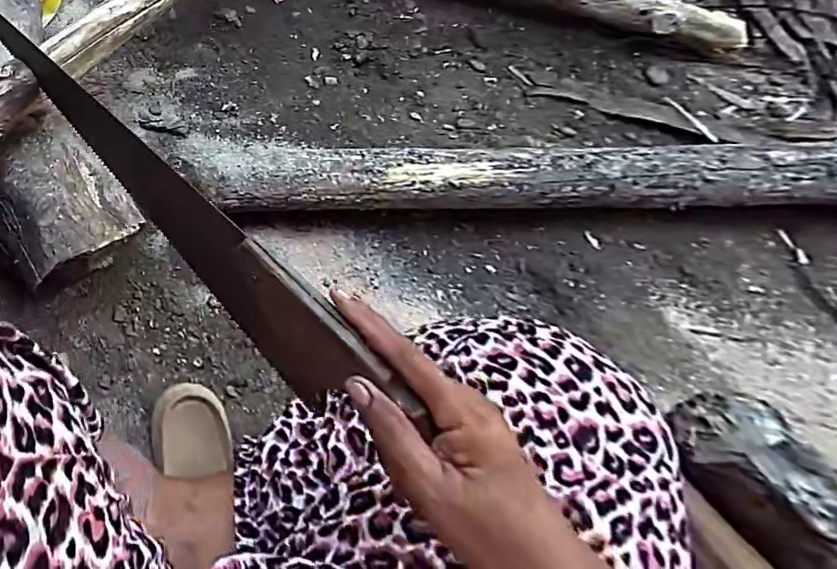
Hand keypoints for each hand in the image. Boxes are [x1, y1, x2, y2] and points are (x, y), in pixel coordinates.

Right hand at [332, 290, 606, 568]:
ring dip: (392, 389)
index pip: (405, 354)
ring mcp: (480, 420)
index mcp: (464, 412)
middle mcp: (474, 406)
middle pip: (411, 366)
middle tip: (344, 342)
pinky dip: (407, 407)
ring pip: (419, 390)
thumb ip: (390, 430)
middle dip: (375, 352)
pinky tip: (401, 433)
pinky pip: (430, 408)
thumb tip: (358, 384)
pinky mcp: (479, 436)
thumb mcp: (430, 487)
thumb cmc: (495, 538)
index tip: (341, 296)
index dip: (368, 322)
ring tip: (380, 415)